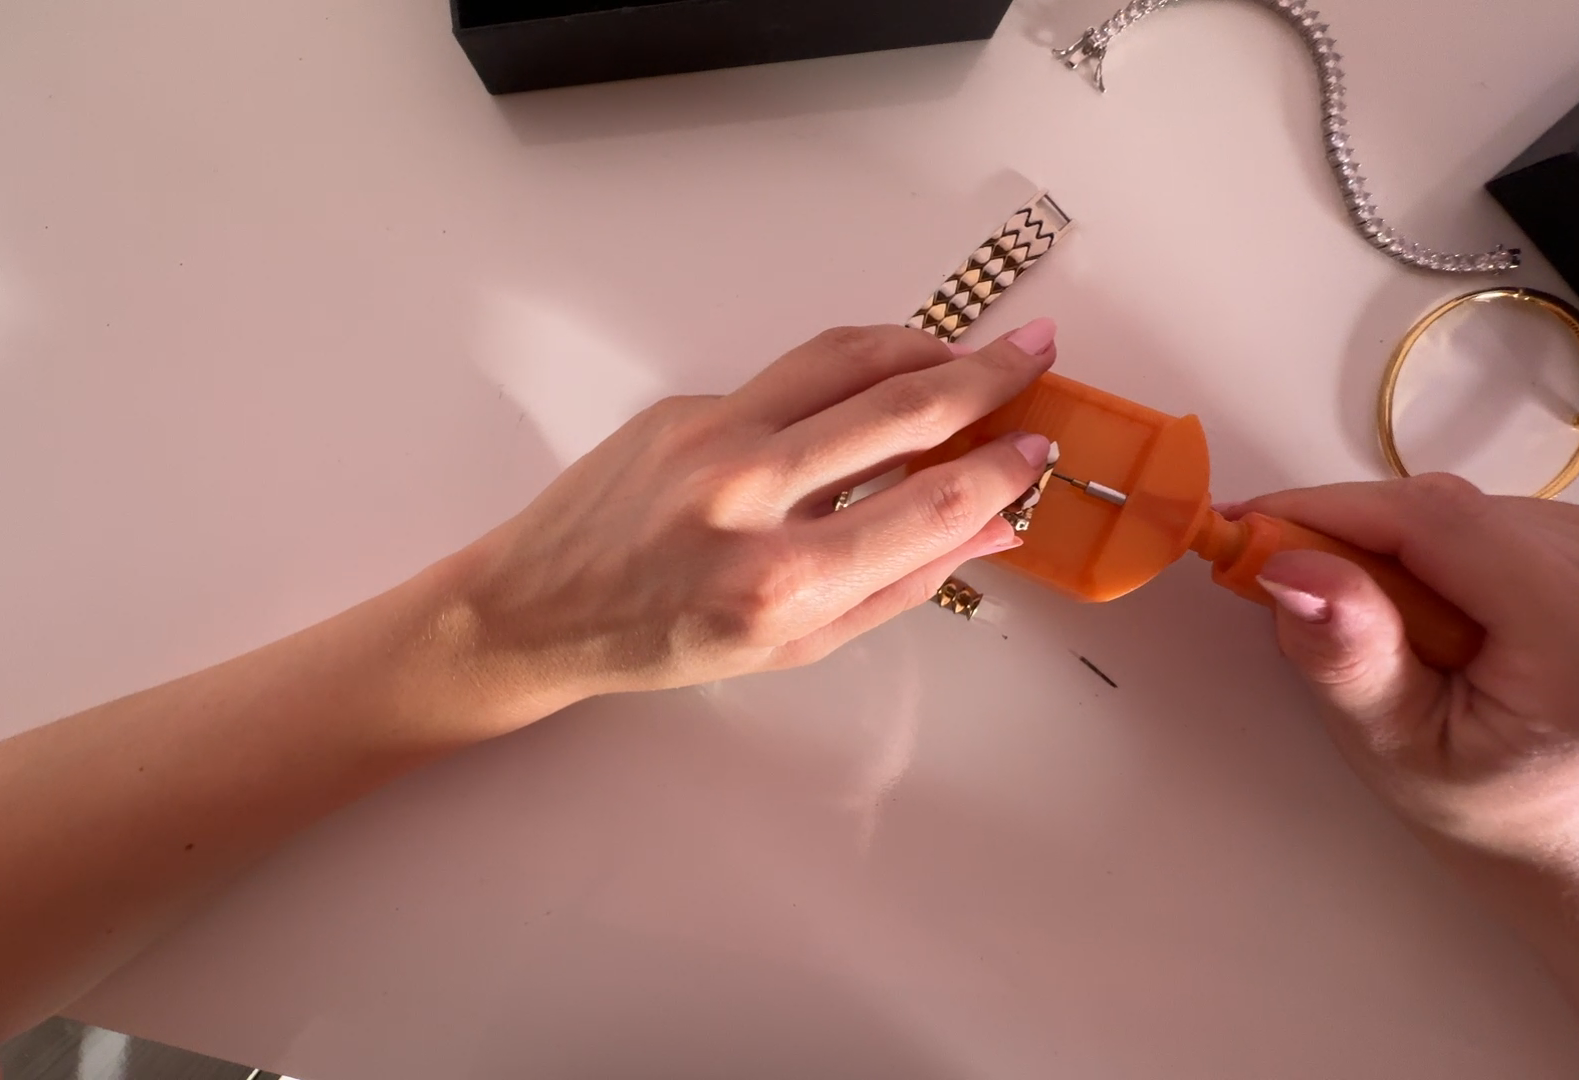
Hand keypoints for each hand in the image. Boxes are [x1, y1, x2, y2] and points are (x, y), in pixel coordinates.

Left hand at [436, 321, 1059, 722]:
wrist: (542, 606)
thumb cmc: (666, 644)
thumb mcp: (791, 646)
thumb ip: (897, 587)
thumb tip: (990, 527)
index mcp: (782, 581)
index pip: (928, 503)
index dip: (999, 470)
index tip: (1036, 446)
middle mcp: (747, 494)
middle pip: (895, 407)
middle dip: (983, 374)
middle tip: (1036, 350)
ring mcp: (707, 435)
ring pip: (842, 358)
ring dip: (919, 344)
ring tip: (964, 350)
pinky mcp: (680, 405)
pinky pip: (785, 378)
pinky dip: (844, 374)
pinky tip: (869, 389)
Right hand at [1236, 475, 1578, 1071]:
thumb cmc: (1479, 798)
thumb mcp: (1388, 742)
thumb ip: (1345, 655)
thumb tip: (1288, 568)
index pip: (1443, 527)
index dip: (1328, 510)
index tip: (1245, 524)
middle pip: (1456, 513)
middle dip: (1349, 532)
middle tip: (1286, 577)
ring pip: (1475, 509)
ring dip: (1393, 540)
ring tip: (1369, 606)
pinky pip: (1507, 516)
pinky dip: (1439, 544)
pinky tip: (1432, 596)